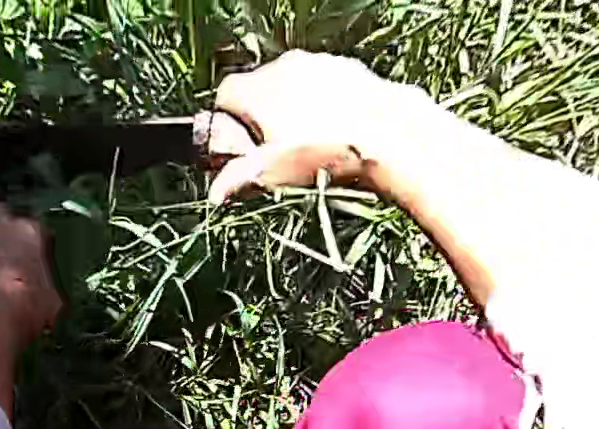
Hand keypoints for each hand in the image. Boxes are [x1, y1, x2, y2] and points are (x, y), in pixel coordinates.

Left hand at [0, 205, 60, 416]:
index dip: (40, 247)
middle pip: (2, 218)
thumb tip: (49, 299)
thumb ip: (48, 289)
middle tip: (12, 257)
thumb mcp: (53, 302)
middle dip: (5, 233)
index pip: (39, 231)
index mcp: (30, 231)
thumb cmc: (28, 307)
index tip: (41, 263)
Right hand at [208, 51, 447, 203]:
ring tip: (301, 145)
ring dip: (286, 110)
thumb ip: (237, 179)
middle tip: (268, 152)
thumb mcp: (272, 174)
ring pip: (288, 85)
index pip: (224, 95)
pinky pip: (318, 85)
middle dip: (256, 118)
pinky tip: (327, 132)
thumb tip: (213, 195)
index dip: (225, 122)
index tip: (235, 146)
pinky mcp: (344, 68)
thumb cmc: (321, 154)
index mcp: (259, 89)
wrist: (385, 134)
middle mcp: (284, 66)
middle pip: (256, 89)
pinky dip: (315, 104)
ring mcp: (317, 63)